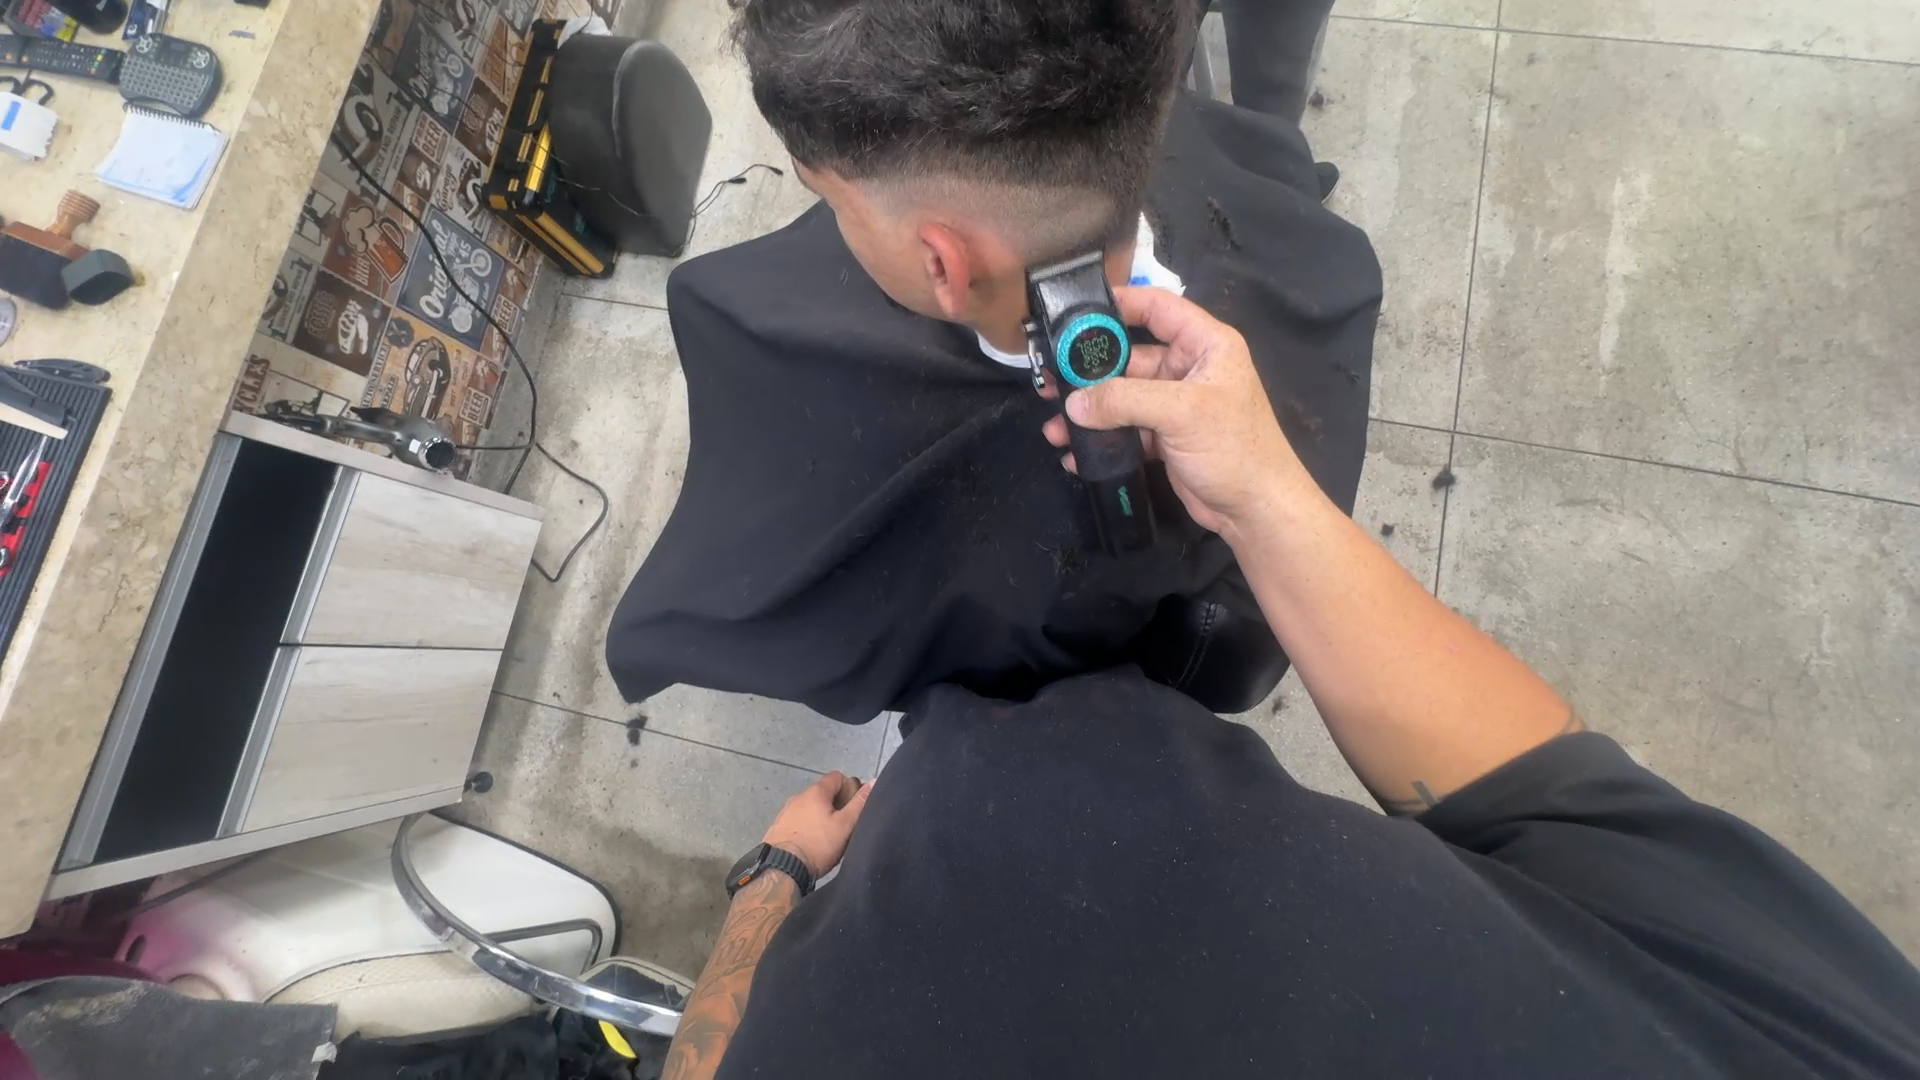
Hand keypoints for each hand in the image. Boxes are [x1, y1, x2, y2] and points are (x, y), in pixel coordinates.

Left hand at [761, 771, 872, 879]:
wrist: (781, 869)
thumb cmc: (818, 844)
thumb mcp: (845, 825)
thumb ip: (859, 803)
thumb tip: (874, 781)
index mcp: (816, 792)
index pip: (837, 776)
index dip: (849, 788)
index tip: (854, 807)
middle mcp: (798, 796)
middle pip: (823, 793)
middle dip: (835, 805)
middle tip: (844, 826)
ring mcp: (785, 812)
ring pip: (809, 809)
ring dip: (819, 818)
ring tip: (827, 839)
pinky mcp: (776, 828)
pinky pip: (797, 822)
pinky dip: (805, 828)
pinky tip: (809, 846)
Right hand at [1042, 286, 1312, 535]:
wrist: (1254, 509)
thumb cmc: (1232, 448)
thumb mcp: (1180, 413)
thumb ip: (1124, 400)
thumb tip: (1073, 404)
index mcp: (1205, 345)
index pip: (1158, 308)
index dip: (1119, 304)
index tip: (1075, 312)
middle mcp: (1188, 368)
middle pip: (1129, 358)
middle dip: (1089, 372)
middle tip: (1051, 383)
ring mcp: (1174, 405)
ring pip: (1121, 398)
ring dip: (1089, 413)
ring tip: (1055, 429)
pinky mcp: (1164, 437)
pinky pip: (1125, 429)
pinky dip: (1101, 440)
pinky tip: (1075, 454)